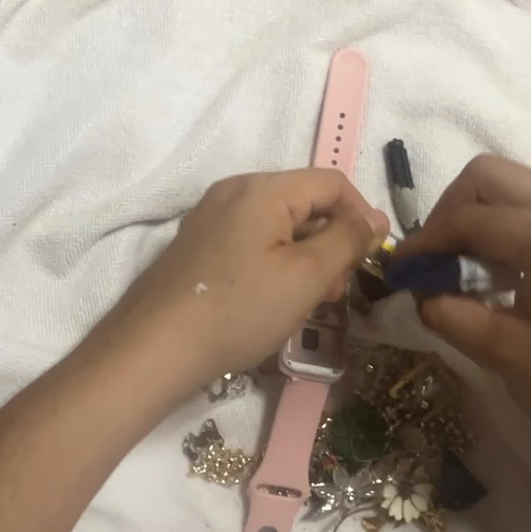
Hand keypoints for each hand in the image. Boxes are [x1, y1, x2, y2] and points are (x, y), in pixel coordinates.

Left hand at [93, 170, 387, 395]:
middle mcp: (235, 190)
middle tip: (333, 292)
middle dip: (331, 242)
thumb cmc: (239, 308)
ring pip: (280, 224)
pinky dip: (276, 262)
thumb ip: (347, 240)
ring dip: (306, 256)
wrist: (154, 349)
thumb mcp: (306, 276)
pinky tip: (273, 301)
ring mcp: (212, 215)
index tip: (370, 260)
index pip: (331, 182)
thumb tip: (376, 217)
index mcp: (263, 188)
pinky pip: (252, 239)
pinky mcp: (199, 243)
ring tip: (305, 303)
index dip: (360, 216)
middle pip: (305, 202)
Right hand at [400, 155, 530, 444]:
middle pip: (486, 174)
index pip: (466, 219)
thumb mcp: (515, 355)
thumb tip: (422, 295)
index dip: (424, 243)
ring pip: (512, 180)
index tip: (398, 269)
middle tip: (435, 258)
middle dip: (448, 209)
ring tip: (466, 264)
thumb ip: (454, 319)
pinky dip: (506, 216)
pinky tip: (506, 265)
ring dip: (477, 210)